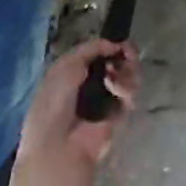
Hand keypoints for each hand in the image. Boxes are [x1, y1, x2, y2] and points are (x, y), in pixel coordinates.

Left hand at [18, 40, 138, 171]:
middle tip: (128, 54)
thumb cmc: (55, 101)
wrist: (60, 142)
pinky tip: (117, 91)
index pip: (99, 54)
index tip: (120, 43)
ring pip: (127, 77)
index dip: (111, 46)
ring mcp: (105, 99)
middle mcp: (91, 83)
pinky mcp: (118, 115)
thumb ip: (91, 49)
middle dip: (125, 56)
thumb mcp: (67, 65)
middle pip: (117, 63)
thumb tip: (114, 43)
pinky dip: (126, 90)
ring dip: (126, 72)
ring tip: (117, 77)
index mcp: (74, 71)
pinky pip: (129, 95)